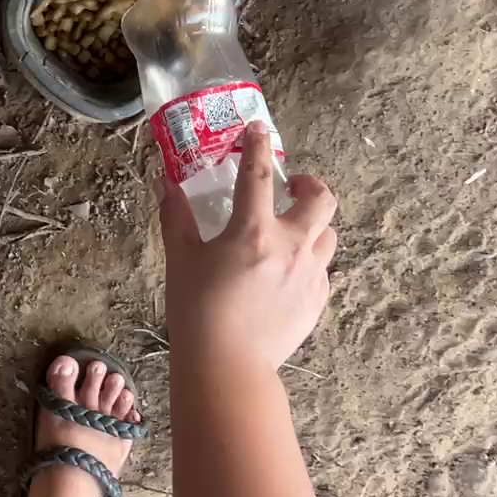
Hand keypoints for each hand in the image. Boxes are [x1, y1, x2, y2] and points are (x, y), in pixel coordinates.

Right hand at [157, 123, 338, 371]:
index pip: (258, 174)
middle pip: (321, 200)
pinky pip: (322, 270)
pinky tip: (286, 273)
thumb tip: (167, 184)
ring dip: (313, 224)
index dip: (257, 146)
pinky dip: (309, 261)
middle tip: (291, 188)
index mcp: (252, 230)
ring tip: (290, 232)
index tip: (257, 131)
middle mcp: (290, 246)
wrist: (228, 365)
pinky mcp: (317, 301)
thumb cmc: (197, 310)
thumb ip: (176, 218)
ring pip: (329, 234)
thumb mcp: (180, 260)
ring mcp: (310, 274)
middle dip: (310, 185)